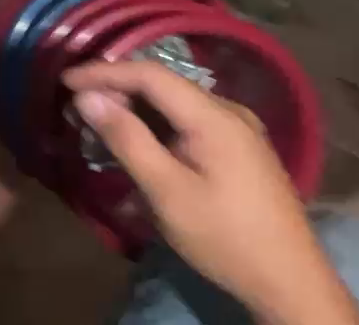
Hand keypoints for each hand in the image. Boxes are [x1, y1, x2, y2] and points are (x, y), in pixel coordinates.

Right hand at [64, 62, 358, 324]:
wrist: (294, 288)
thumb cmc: (225, 238)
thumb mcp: (166, 191)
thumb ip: (126, 138)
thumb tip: (85, 96)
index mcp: (215, 117)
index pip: (149, 73)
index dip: (103, 72)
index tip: (64, 82)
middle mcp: (230, 112)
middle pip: (162, 83)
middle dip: (115, 88)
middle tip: (77, 106)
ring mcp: (240, 130)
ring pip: (174, 101)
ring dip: (134, 105)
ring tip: (100, 121)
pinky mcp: (241, 149)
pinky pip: (188, 118)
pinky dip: (156, 120)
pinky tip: (139, 138)